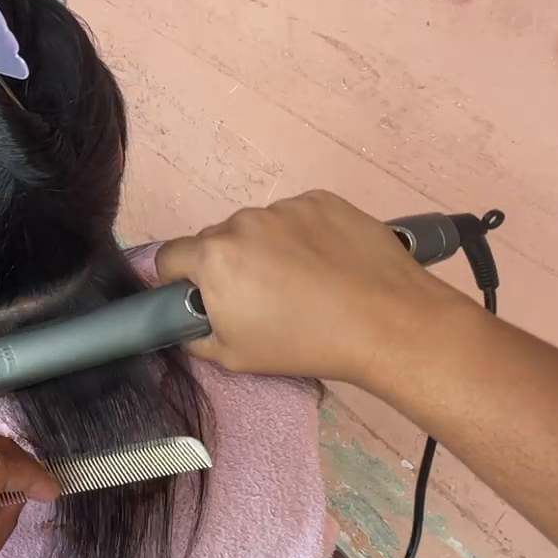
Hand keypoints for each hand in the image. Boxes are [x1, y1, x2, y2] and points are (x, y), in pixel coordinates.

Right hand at [156, 190, 476, 384]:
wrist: (389, 325)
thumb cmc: (304, 344)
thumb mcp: (232, 356)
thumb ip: (194, 336)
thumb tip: (187, 322)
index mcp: (213, 257)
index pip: (168, 256)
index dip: (176, 278)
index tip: (196, 295)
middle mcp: (242, 222)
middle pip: (214, 240)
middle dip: (225, 263)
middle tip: (256, 295)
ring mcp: (285, 207)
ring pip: (256, 227)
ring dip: (263, 247)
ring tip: (299, 279)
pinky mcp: (322, 200)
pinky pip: (294, 216)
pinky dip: (299, 235)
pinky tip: (323, 262)